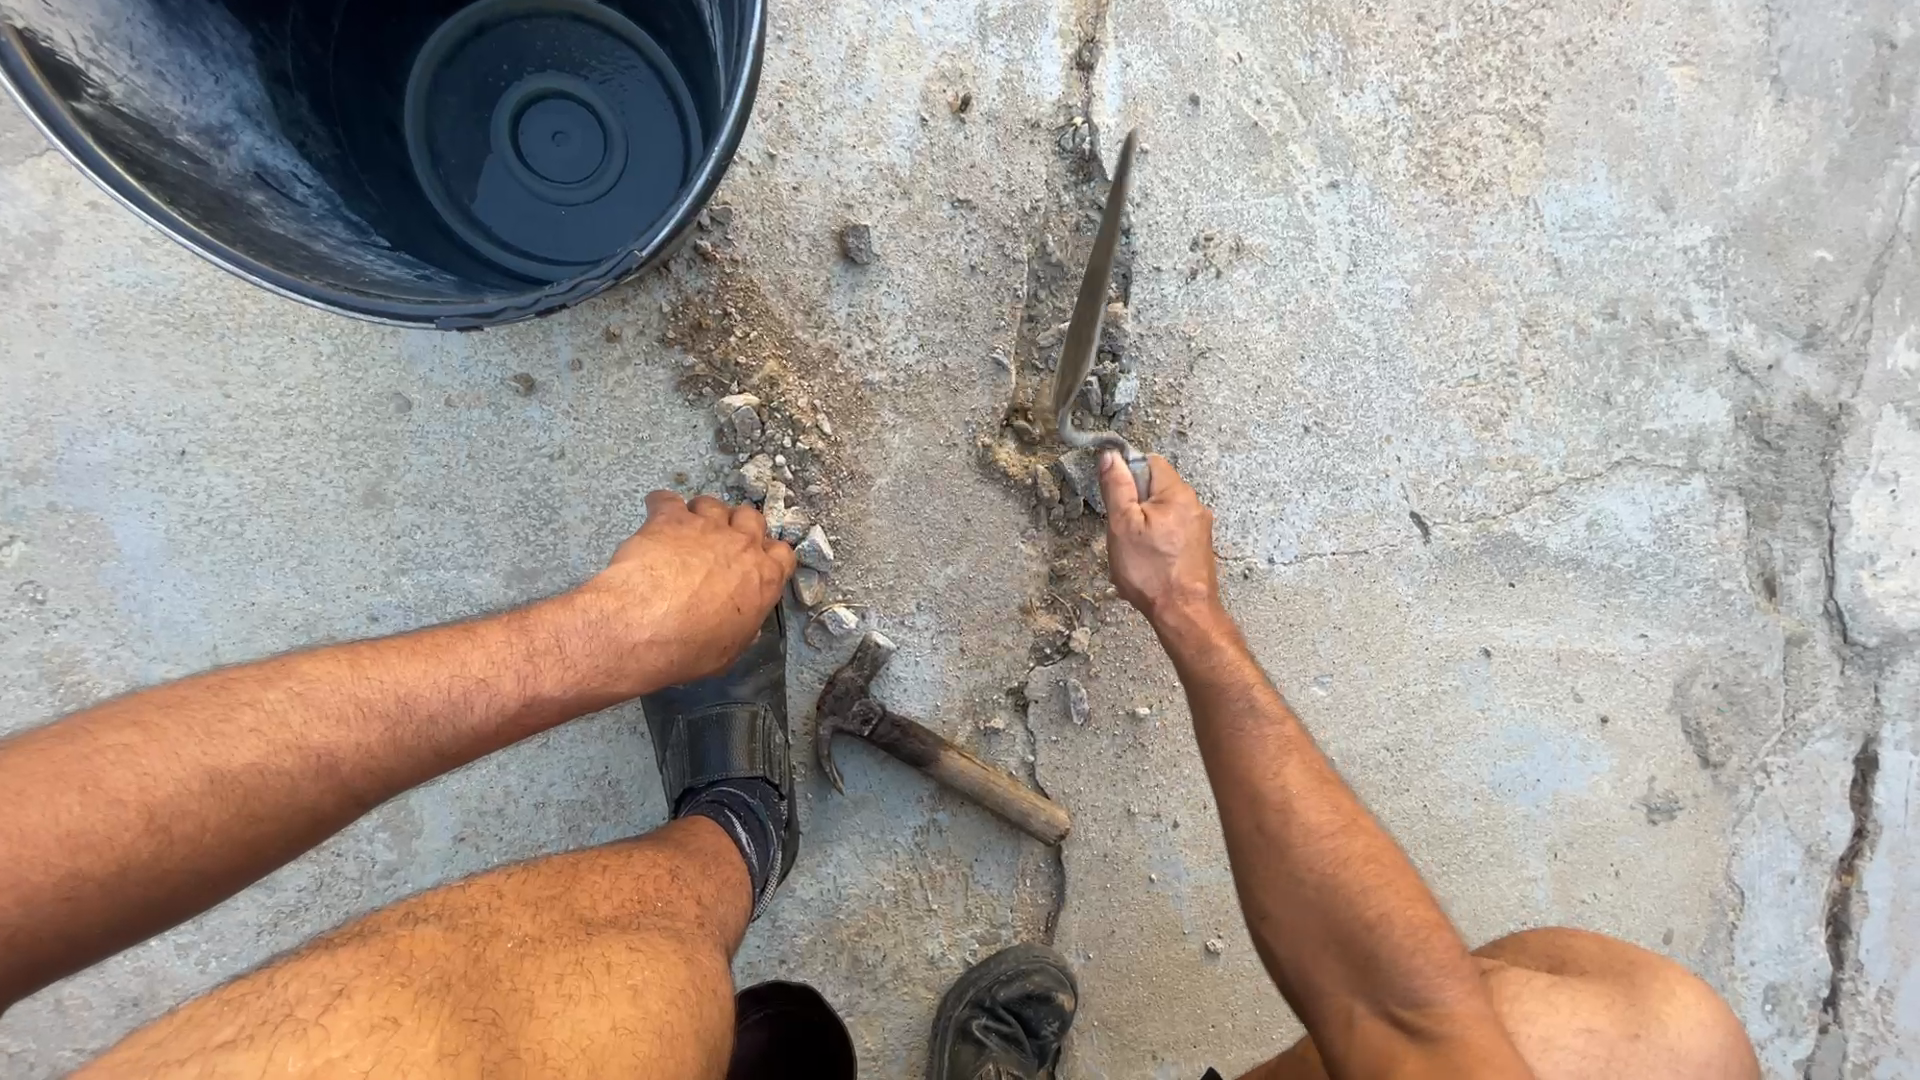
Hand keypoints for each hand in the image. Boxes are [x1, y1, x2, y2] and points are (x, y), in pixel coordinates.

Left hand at [569, 492, 796, 695]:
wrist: (645, 626)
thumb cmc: (690, 648)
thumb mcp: (730, 651)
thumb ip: (744, 629)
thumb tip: (746, 625)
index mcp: (764, 578)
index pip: (783, 554)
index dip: (769, 555)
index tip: (756, 561)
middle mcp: (742, 545)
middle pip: (752, 518)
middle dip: (739, 526)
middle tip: (721, 541)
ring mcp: (707, 527)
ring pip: (713, 504)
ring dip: (703, 514)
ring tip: (687, 529)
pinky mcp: (670, 519)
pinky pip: (667, 499)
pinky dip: (661, 505)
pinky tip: (655, 515)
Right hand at [1098, 451, 1224, 631]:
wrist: (1183, 613)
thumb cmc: (1152, 572)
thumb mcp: (1122, 525)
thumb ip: (1117, 487)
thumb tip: (1111, 456)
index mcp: (1177, 493)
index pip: (1148, 462)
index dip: (1127, 476)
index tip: (1117, 499)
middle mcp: (1194, 505)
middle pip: (1155, 488)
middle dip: (1134, 505)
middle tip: (1124, 532)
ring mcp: (1199, 526)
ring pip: (1162, 512)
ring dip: (1144, 526)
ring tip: (1136, 551)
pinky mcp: (1199, 546)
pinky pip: (1171, 531)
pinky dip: (1157, 541)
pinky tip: (1149, 562)